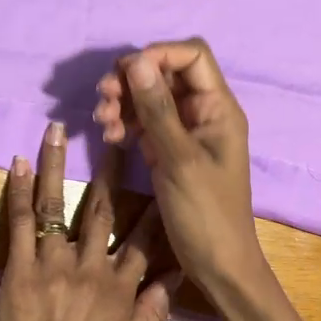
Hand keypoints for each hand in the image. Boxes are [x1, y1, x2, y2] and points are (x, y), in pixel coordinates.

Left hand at [0, 121, 180, 320]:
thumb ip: (150, 316)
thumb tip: (171, 280)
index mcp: (122, 292)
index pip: (144, 239)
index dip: (154, 205)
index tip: (161, 173)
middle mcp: (91, 270)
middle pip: (104, 209)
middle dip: (111, 168)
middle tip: (116, 133)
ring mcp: (54, 267)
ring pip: (59, 205)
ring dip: (57, 163)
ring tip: (57, 129)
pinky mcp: (20, 269)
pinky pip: (20, 222)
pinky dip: (19, 189)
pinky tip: (19, 162)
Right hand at [94, 39, 266, 298]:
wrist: (218, 267)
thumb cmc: (206, 214)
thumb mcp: (178, 159)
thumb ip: (157, 108)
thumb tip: (136, 61)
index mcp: (218, 107)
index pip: (192, 55)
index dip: (158, 54)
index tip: (126, 73)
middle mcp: (203, 111)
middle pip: (164, 72)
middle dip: (131, 79)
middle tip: (104, 98)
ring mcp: (185, 130)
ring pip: (149, 96)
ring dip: (122, 101)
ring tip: (102, 121)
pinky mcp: (168, 148)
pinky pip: (143, 121)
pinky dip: (124, 122)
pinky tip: (110, 136)